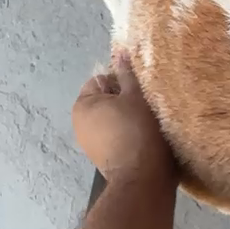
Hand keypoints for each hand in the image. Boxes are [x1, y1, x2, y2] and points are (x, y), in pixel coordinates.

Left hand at [74, 54, 176, 184]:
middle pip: (107, 102)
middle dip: (125, 103)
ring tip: (150, 126)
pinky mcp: (104, 160)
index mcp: (82, 105)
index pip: (102, 80)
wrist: (143, 177)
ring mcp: (90, 145)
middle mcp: (80, 124)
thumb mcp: (136, 97)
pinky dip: (129, 137)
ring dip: (129, 120)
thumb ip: (127, 74)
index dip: (122, 83)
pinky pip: (117, 138)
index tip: (141, 93)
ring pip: (114, 121)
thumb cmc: (139, 131)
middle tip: (148, 108)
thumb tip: (120, 51)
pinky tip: (146, 142)